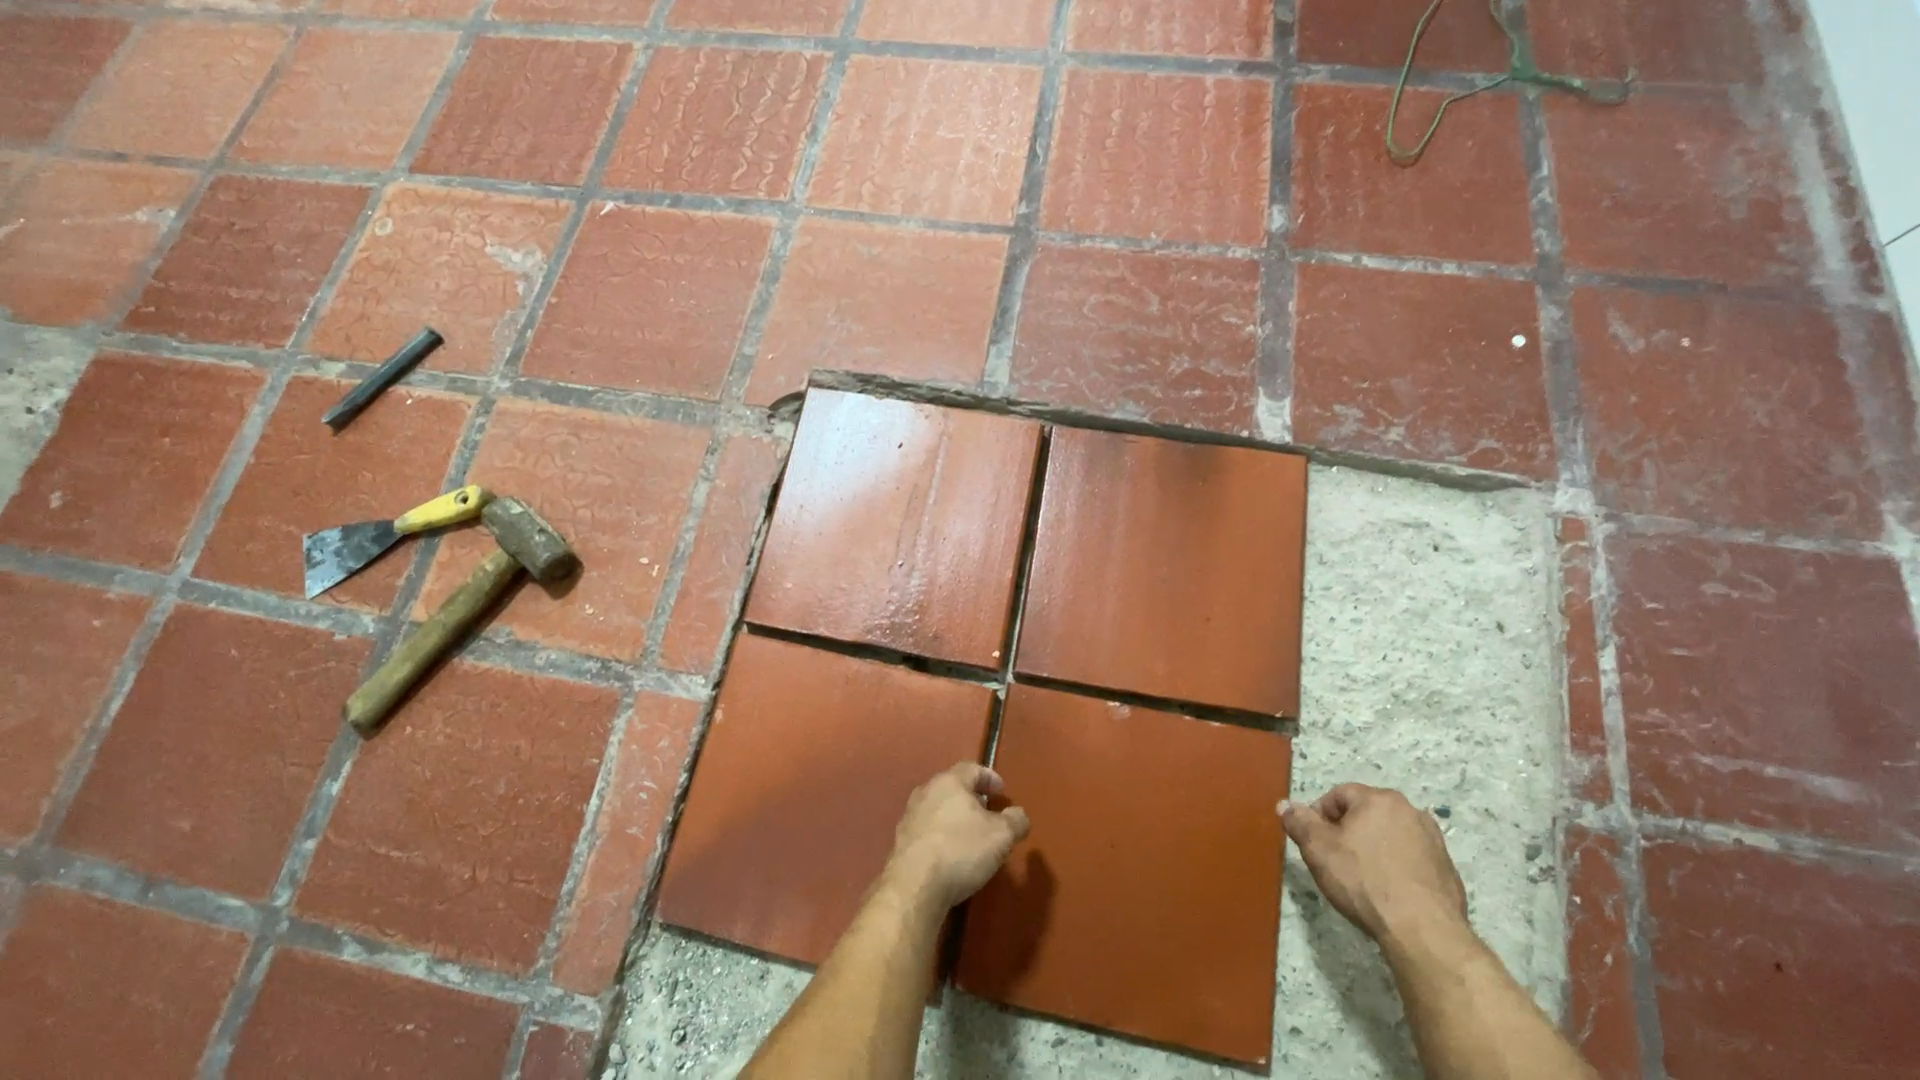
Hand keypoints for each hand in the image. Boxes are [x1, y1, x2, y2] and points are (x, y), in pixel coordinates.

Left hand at [883, 763, 1030, 910]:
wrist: (914, 886)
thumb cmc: (961, 851)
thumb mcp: (1002, 836)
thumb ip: (1016, 821)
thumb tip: (1018, 814)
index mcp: (949, 782)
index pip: (971, 769)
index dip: (990, 777)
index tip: (1002, 791)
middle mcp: (925, 793)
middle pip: (952, 787)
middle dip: (971, 798)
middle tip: (988, 812)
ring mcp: (909, 817)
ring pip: (937, 809)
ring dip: (955, 817)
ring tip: (970, 835)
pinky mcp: (900, 842)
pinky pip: (927, 830)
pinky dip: (941, 835)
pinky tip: (951, 854)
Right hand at [1280, 784, 1468, 943]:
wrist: (1422, 929)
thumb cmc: (1363, 881)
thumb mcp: (1318, 849)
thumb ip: (1299, 822)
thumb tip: (1285, 805)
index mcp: (1379, 799)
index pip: (1338, 794)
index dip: (1319, 816)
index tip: (1314, 843)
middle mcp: (1410, 811)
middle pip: (1366, 813)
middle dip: (1347, 832)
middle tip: (1335, 860)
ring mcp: (1433, 839)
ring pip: (1390, 835)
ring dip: (1373, 848)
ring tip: (1362, 879)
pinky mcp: (1447, 868)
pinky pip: (1411, 858)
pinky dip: (1396, 867)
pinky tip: (1388, 892)